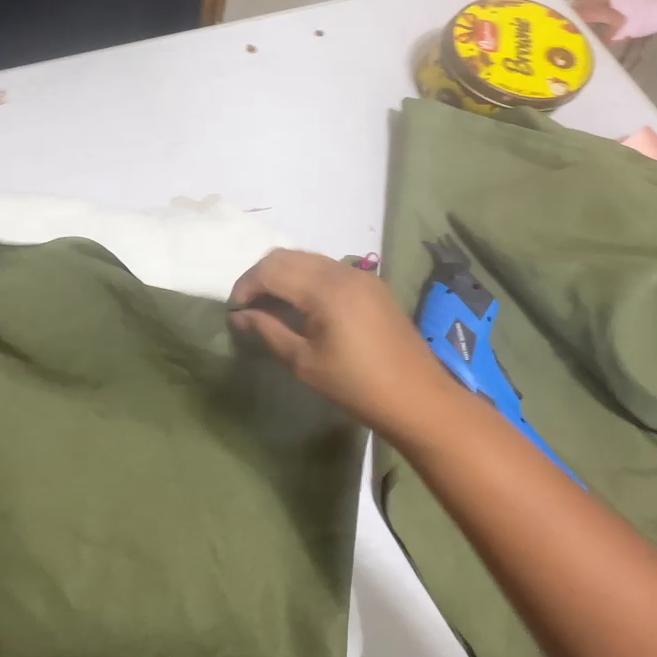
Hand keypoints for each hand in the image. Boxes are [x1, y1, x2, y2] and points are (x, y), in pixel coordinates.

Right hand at [228, 249, 449, 431]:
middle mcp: (343, 272)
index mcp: (326, 290)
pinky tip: (300, 305)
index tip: (235, 310)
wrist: (421, 400)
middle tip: (248, 305)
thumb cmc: (358, 387)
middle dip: (260, 276)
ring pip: (307, 258)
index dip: (246, 286)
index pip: (271, 270)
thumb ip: (268, 331)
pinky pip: (327, 268)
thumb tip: (239, 315)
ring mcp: (361, 276)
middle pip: (287, 256)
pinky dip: (304, 277)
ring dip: (282, 274)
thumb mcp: (304, 363)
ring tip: (270, 305)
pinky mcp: (372, 285)